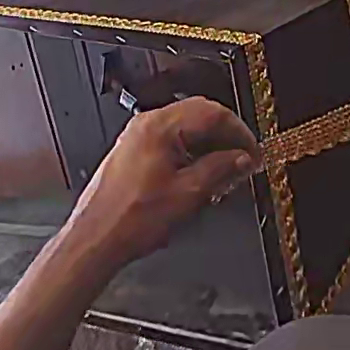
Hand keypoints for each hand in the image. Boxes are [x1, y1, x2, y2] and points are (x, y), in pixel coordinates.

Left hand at [58, 97, 261, 275]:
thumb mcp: (188, 194)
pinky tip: (201, 174)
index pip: (212, 112)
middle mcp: (147, 123)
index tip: (253, 151)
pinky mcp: (135, 149)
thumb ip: (220, 169)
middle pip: (199, 114)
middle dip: (226, 135)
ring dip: (209, 144)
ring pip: (186, 127)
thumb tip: (242, 158)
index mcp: (160, 127)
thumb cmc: (131, 219)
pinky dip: (191, 151)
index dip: (239, 131)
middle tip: (244, 159)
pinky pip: (171, 139)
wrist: (96, 238)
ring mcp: (139, 135)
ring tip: (225, 171)